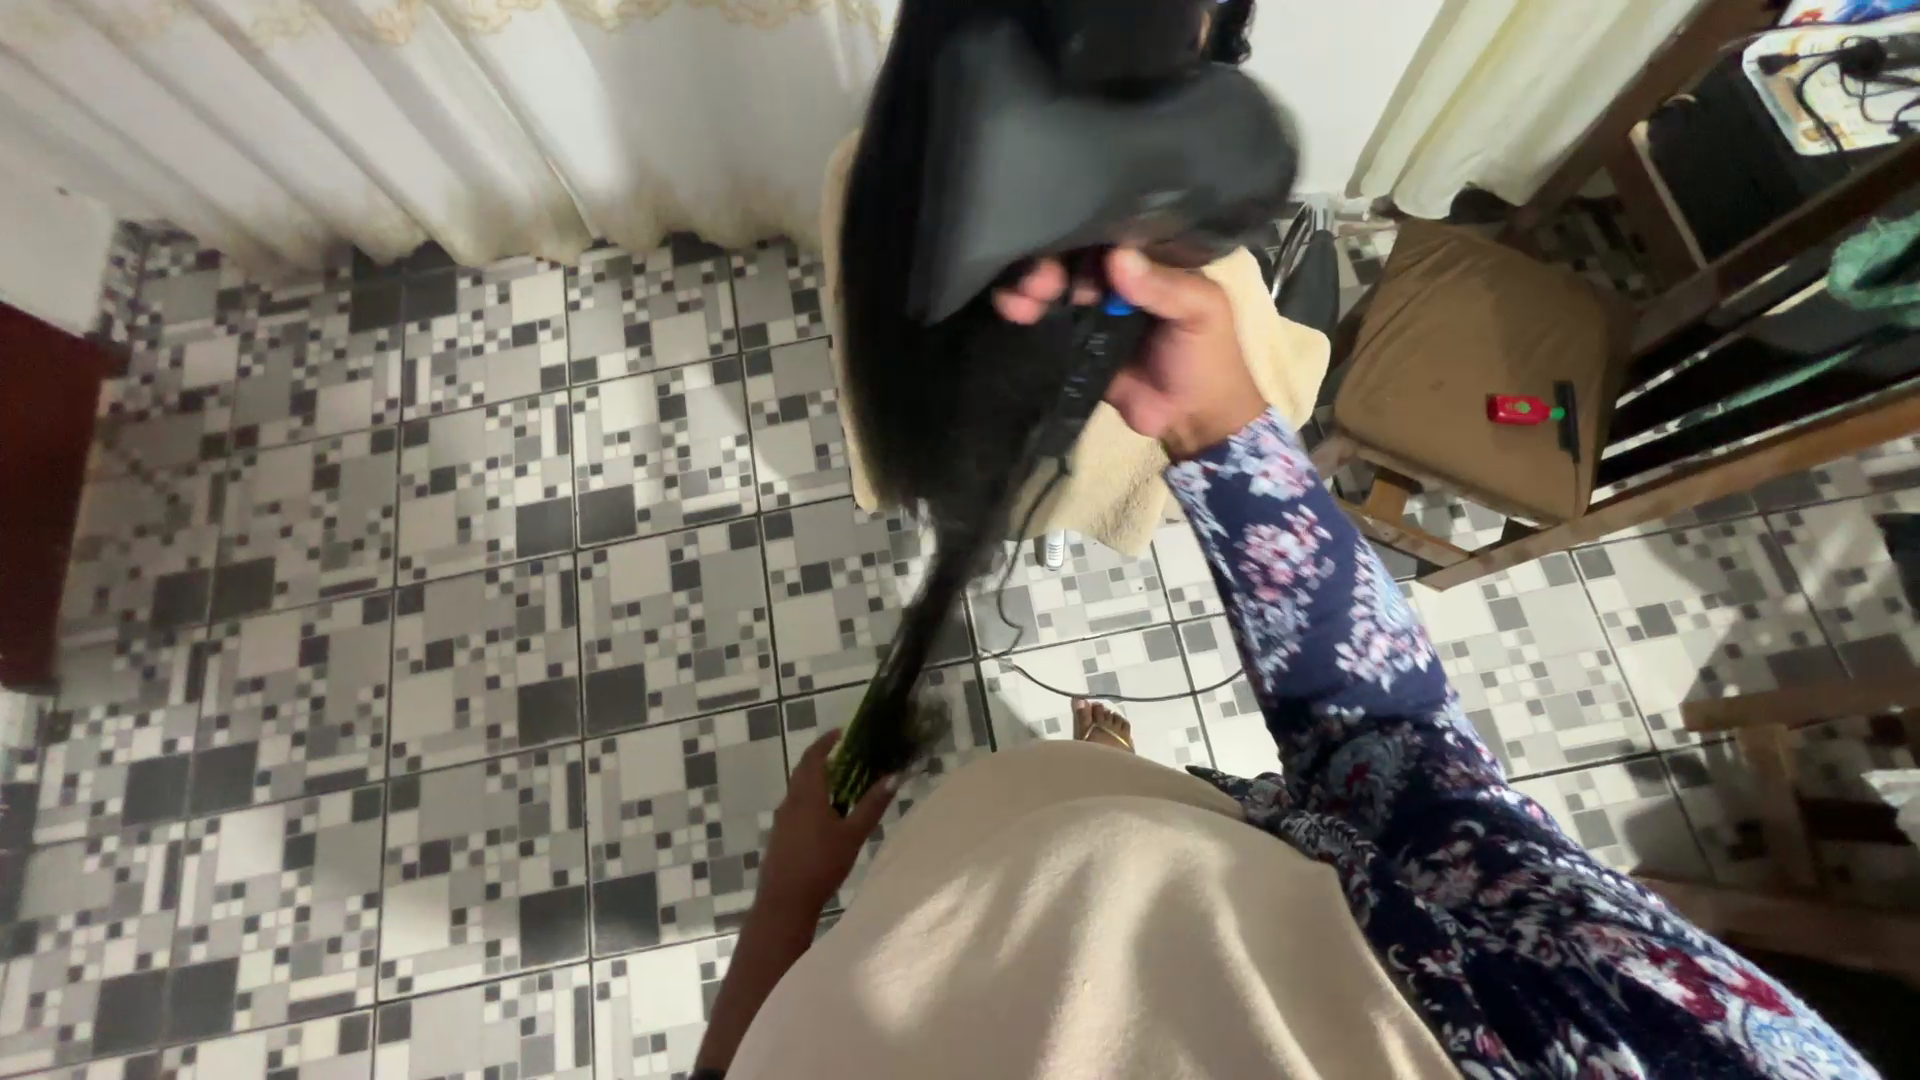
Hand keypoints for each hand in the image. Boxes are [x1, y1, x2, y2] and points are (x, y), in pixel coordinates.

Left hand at [755, 730, 898, 915]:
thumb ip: (872, 805)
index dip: (825, 742)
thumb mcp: (853, 835)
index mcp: (807, 795)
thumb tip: (894, 777)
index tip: (841, 733)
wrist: (784, 903)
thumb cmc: (821, 865)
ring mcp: (782, 820)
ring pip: (798, 789)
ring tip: (840, 784)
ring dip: (816, 780)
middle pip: (803, 771)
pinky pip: (796, 806)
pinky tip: (825, 816)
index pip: (813, 757)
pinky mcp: (780, 836)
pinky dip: (810, 798)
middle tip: (844, 755)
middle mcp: (790, 801)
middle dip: (821, 759)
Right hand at [993, 248, 1264, 459]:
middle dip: (1047, 264)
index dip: (1083, 235)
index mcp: (1150, 260)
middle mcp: (1116, 279)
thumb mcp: (1202, 310)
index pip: (1109, 233)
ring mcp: (1092, 311)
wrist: (1191, 419)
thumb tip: (1117, 257)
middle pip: (1073, 259)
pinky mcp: (1074, 343)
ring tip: (1017, 298)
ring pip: (1054, 288)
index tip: (1064, 245)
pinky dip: (1025, 313)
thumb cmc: (1209, 356)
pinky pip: (1046, 323)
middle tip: (1038, 281)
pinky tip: (1010, 309)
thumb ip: (1166, 285)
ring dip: (1029, 286)